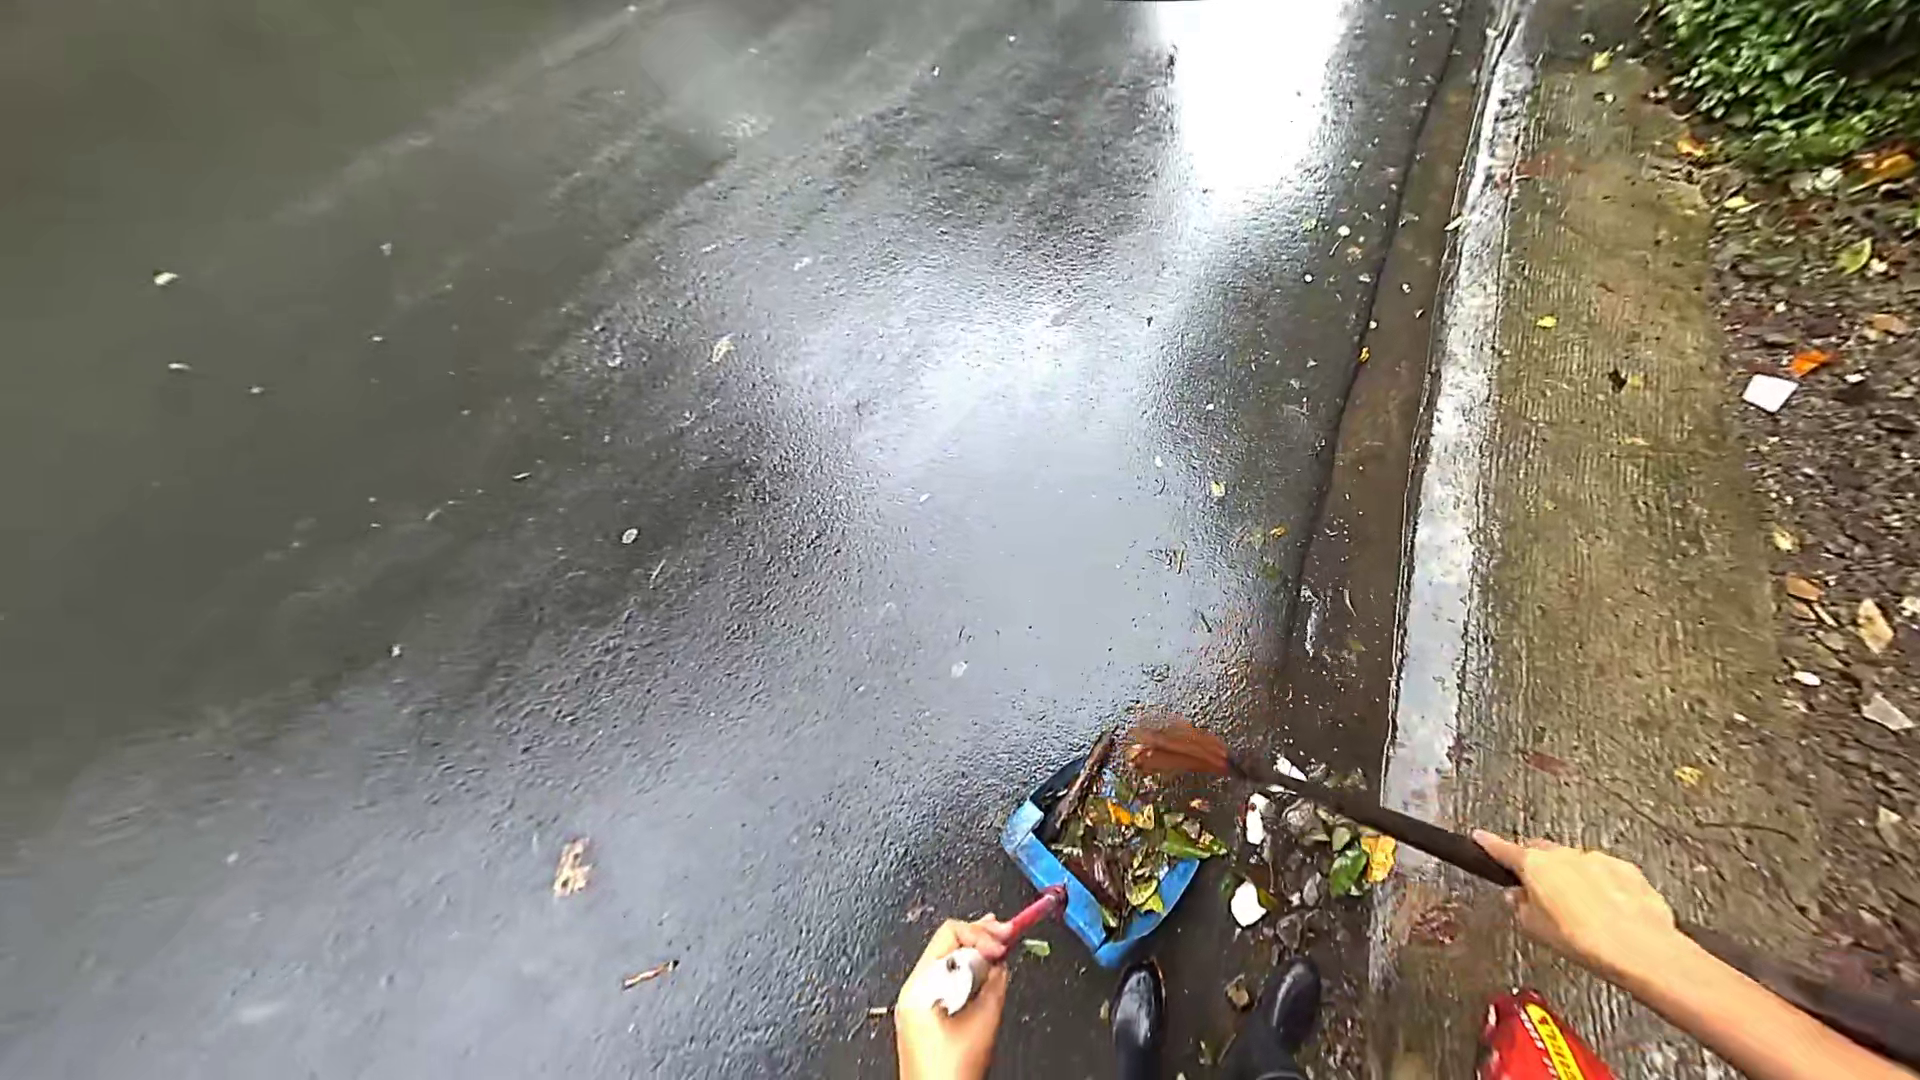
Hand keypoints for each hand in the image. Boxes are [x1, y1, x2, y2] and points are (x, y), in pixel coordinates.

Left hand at [895, 916, 1012, 1079]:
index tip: (1004, 942)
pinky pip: (943, 977)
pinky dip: (964, 970)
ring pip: (946, 958)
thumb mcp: (984, 1022)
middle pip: (947, 942)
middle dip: (979, 937)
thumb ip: (995, 983)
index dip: (981, 933)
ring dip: (973, 951)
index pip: (951, 934)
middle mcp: (912, 987)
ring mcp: (914, 1000)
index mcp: (921, 985)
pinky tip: (982, 970)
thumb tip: (1002, 960)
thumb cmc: (952, 1076)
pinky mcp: (921, 1013)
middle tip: (1005, 935)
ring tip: (997, 947)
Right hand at [1473, 830, 1684, 987]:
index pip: (1499, 847)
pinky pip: (1607, 872)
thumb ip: (1518, 905)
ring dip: (1574, 877)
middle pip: (1540, 852)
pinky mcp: (1628, 872)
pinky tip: (1613, 909)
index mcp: (1531, 863)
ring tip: (1586, 911)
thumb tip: (1517, 898)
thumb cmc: (1588, 942)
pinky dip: (1605, 885)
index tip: (1479, 837)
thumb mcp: (1534, 927)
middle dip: (1539, 867)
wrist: (1647, 953)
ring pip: (1575, 862)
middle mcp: (1561, 855)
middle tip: (1544, 894)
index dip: (1486, 843)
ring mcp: (1596, 861)